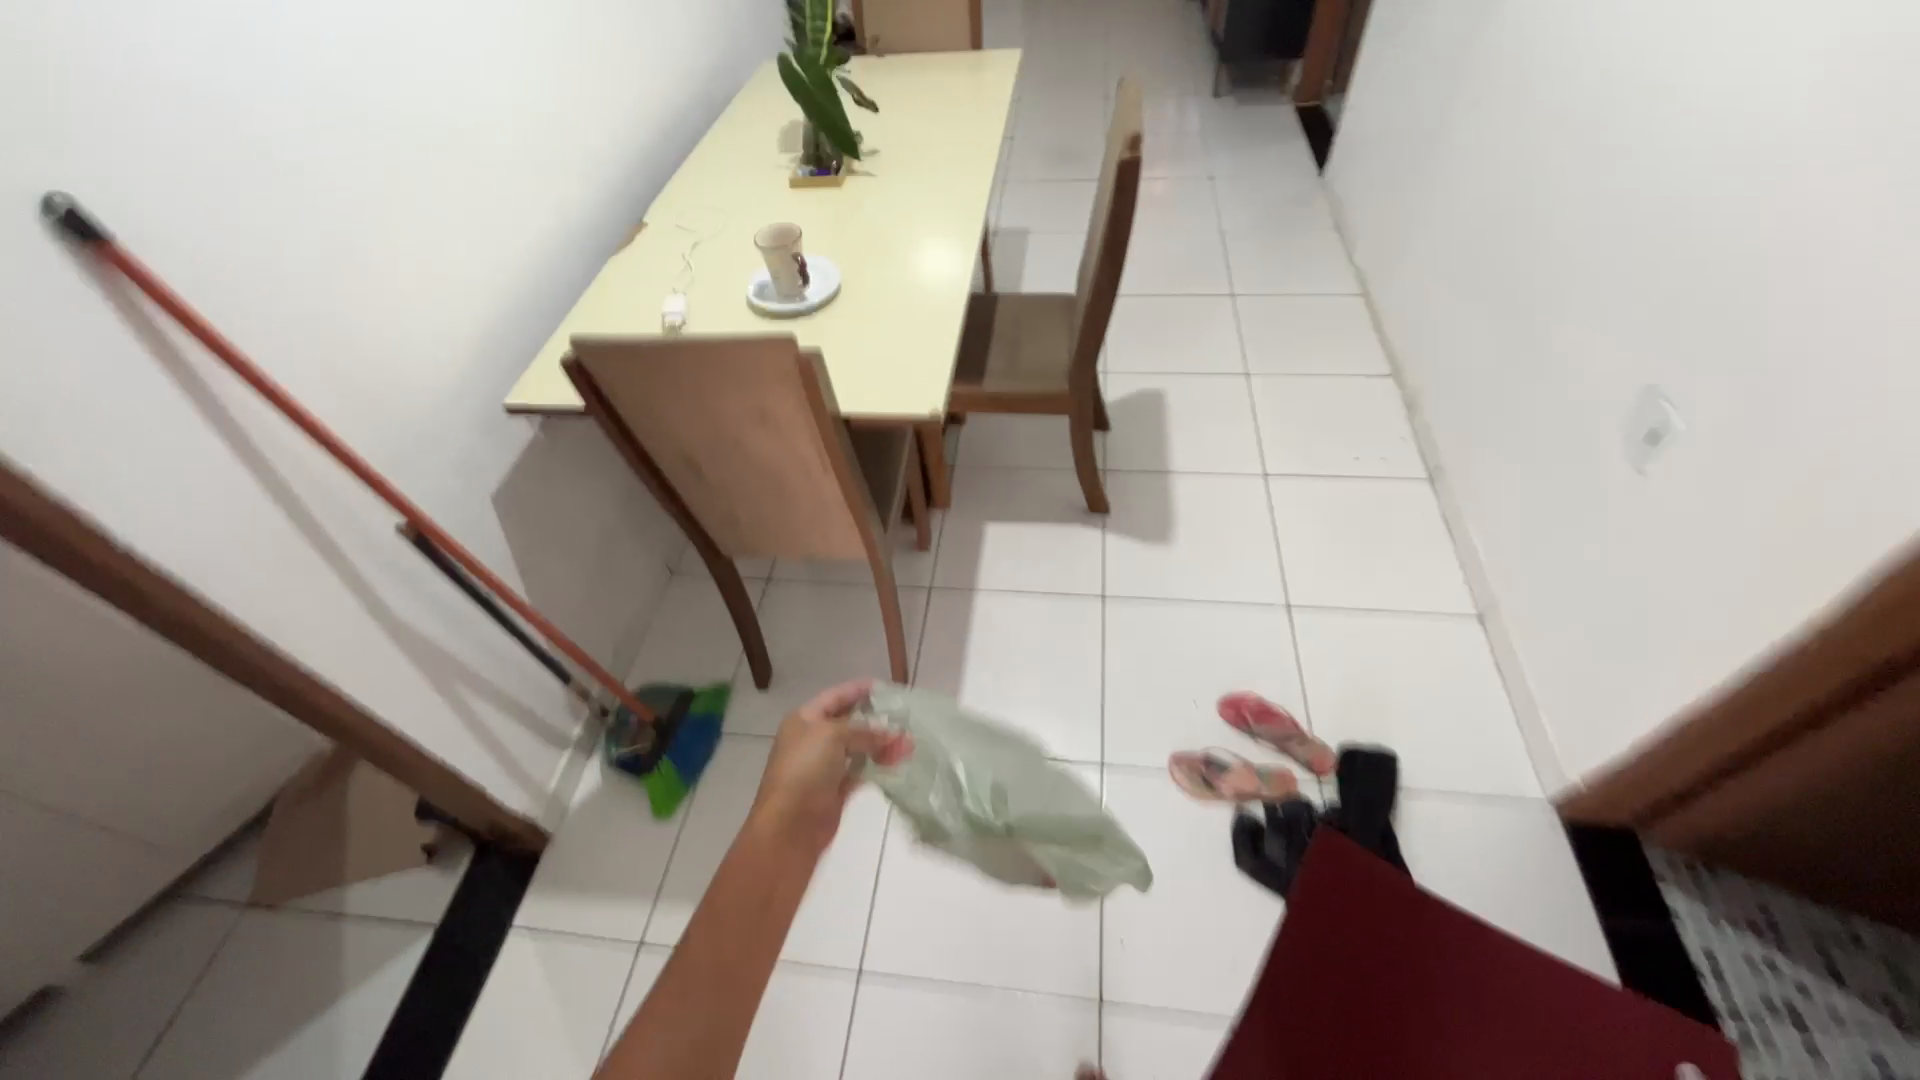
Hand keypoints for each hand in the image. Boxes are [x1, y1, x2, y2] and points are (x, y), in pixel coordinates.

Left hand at [748, 679, 910, 853]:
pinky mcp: (836, 789)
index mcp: (805, 719)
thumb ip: (866, 731)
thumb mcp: (833, 736)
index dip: (860, 690)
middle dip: (878, 720)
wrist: (789, 825)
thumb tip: (895, 733)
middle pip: (850, 722)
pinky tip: (898, 762)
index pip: (836, 696)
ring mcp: (824, 765)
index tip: (889, 688)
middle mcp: (813, 739)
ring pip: (859, 747)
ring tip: (910, 743)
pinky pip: (862, 771)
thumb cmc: (805, 770)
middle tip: (907, 718)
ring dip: (883, 744)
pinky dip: (878, 765)